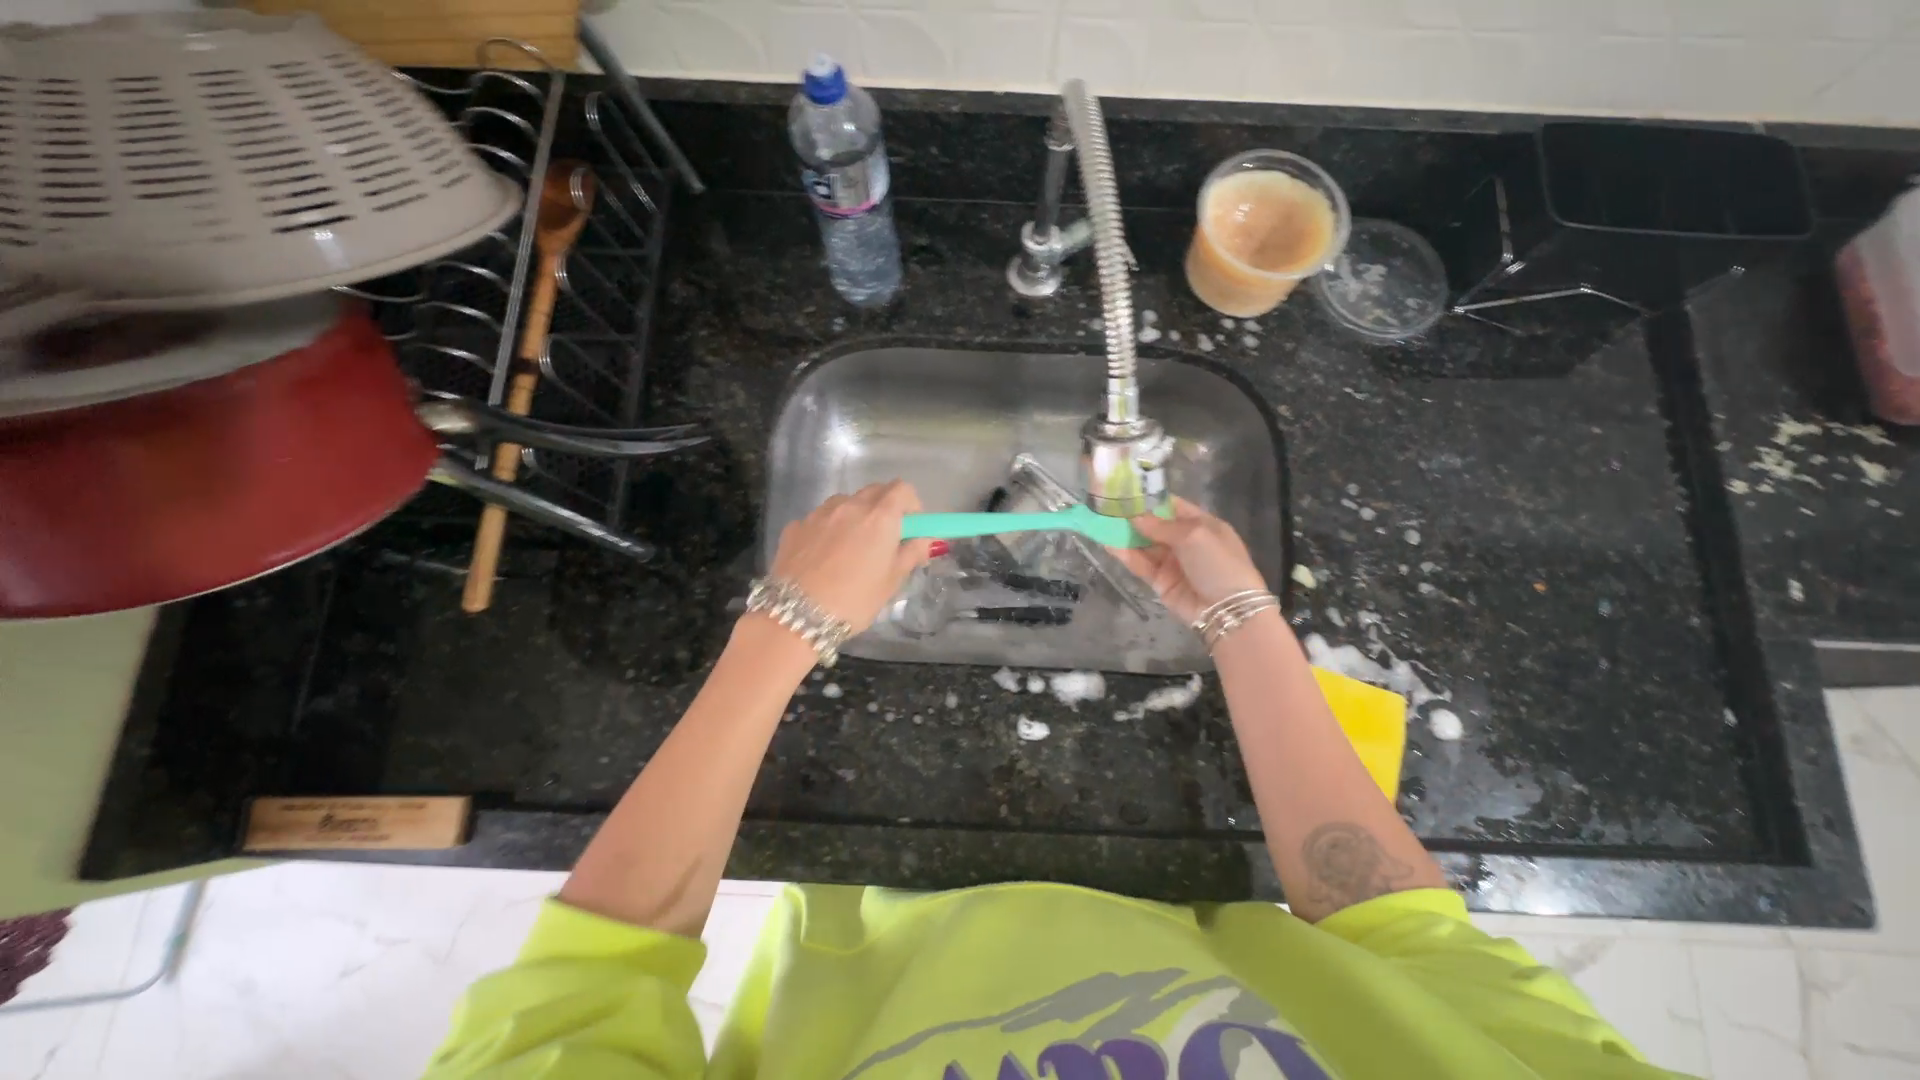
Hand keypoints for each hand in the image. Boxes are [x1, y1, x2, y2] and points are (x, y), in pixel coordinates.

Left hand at [769, 481, 931, 632]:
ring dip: (855, 516)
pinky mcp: (795, 526)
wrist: (797, 615)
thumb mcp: (891, 582)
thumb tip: (925, 540)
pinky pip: (819, 519)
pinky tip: (823, 558)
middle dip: (885, 508)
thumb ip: (911, 554)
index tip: (911, 529)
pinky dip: (828, 530)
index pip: (903, 490)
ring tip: (851, 549)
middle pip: (874, 491)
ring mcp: (819, 513)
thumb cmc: (854, 601)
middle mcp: (849, 506)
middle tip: (885, 540)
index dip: (911, 506)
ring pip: (845, 503)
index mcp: (879, 516)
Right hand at [1111, 496, 1268, 623]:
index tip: (1125, 491)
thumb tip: (1135, 516)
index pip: (1172, 506)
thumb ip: (1161, 525)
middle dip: (1133, 517)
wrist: (1227, 609)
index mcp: (1202, 524)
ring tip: (1101, 522)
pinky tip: (1108, 544)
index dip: (1150, 500)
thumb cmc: (1218, 563)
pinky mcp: (1161, 581)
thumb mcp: (1194, 535)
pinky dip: (1125, 555)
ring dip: (1125, 535)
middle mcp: (1186, 541)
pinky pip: (1141, 564)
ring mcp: (1173, 562)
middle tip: (1107, 506)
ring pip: (1144, 545)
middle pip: (1154, 526)